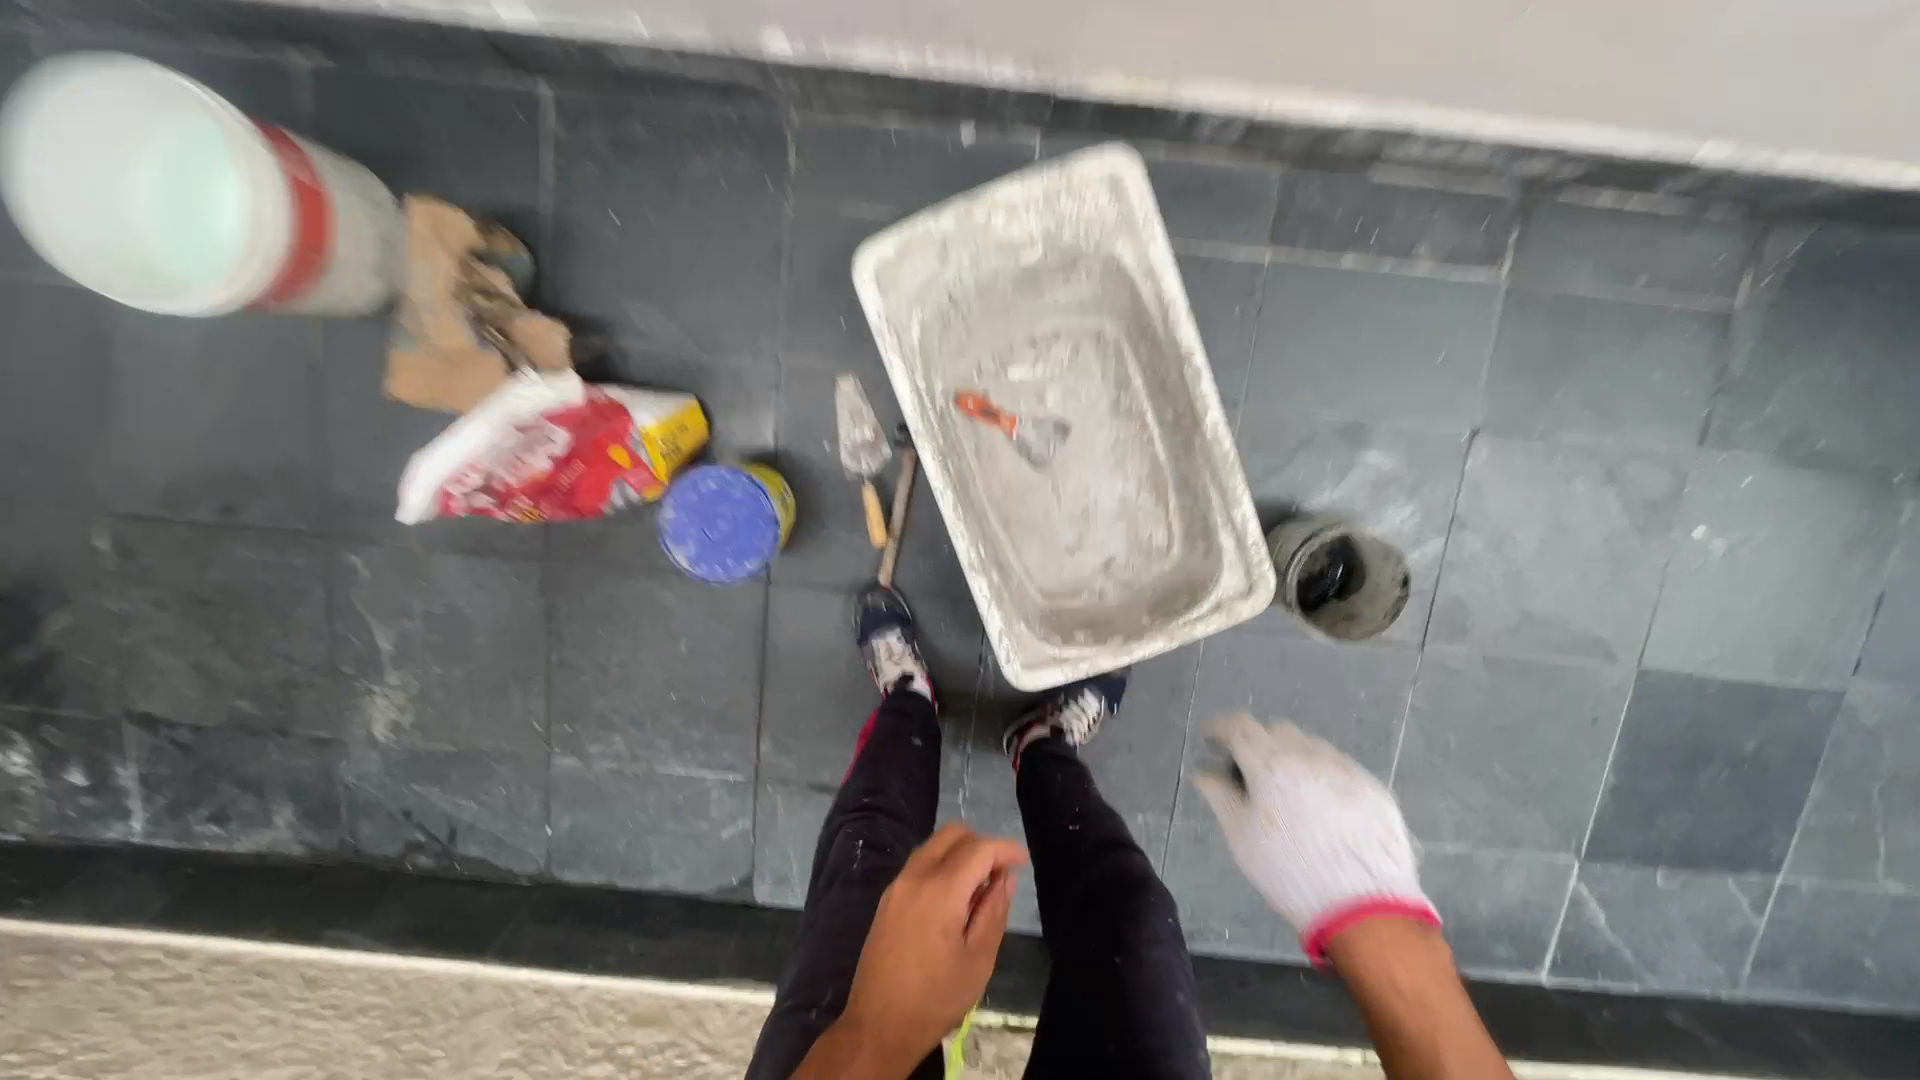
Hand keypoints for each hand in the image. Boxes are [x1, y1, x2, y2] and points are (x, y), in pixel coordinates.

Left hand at [825, 824, 1027, 1074]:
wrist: (878, 1026)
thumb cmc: (936, 998)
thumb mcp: (978, 960)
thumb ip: (994, 911)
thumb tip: (1005, 878)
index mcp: (940, 890)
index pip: (979, 849)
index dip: (1005, 849)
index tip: (1024, 861)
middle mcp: (915, 877)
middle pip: (952, 834)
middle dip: (981, 844)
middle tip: (1000, 873)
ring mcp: (897, 886)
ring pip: (933, 846)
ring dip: (960, 853)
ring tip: (980, 888)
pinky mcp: (887, 899)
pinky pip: (919, 865)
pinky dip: (942, 866)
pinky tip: (955, 899)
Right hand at [1194, 712, 1437, 963]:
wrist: (1363, 906)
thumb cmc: (1288, 870)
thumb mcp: (1240, 836)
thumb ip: (1219, 795)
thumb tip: (1204, 772)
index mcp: (1270, 763)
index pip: (1239, 725)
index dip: (1220, 727)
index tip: (1210, 739)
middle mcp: (1309, 755)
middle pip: (1277, 731)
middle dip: (1258, 743)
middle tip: (1251, 774)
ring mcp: (1346, 769)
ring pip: (1311, 747)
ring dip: (1293, 759)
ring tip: (1289, 794)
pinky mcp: (1374, 788)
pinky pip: (1340, 769)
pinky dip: (1322, 777)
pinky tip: (1323, 810)